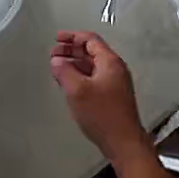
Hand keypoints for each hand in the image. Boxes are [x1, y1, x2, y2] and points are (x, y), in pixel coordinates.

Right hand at [50, 31, 150, 165]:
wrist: (122, 140)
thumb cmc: (104, 115)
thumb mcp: (77, 90)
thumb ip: (64, 71)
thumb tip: (57, 61)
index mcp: (110, 62)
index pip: (90, 39)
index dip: (72, 37)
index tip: (58, 38)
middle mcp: (115, 70)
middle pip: (92, 51)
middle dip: (71, 50)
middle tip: (55, 52)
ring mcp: (115, 83)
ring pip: (92, 65)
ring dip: (75, 63)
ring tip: (58, 67)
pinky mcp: (113, 96)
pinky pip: (94, 78)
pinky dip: (80, 75)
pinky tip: (69, 83)